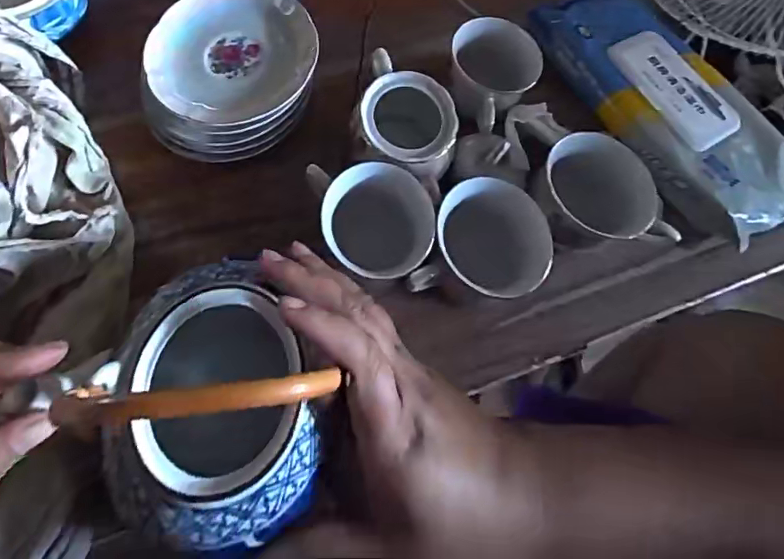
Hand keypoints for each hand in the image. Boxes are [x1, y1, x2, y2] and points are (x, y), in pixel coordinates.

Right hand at [260, 245, 536, 558]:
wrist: (524, 495)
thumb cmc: (463, 521)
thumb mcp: (393, 548)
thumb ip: (325, 546)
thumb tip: (259, 555)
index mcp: (394, 412)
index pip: (360, 350)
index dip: (323, 324)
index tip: (282, 306)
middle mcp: (400, 372)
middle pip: (357, 311)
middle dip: (310, 279)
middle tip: (264, 259)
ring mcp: (407, 362)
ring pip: (364, 304)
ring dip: (324, 275)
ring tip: (287, 254)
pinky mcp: (409, 363)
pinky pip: (369, 314)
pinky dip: (341, 289)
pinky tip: (324, 284)